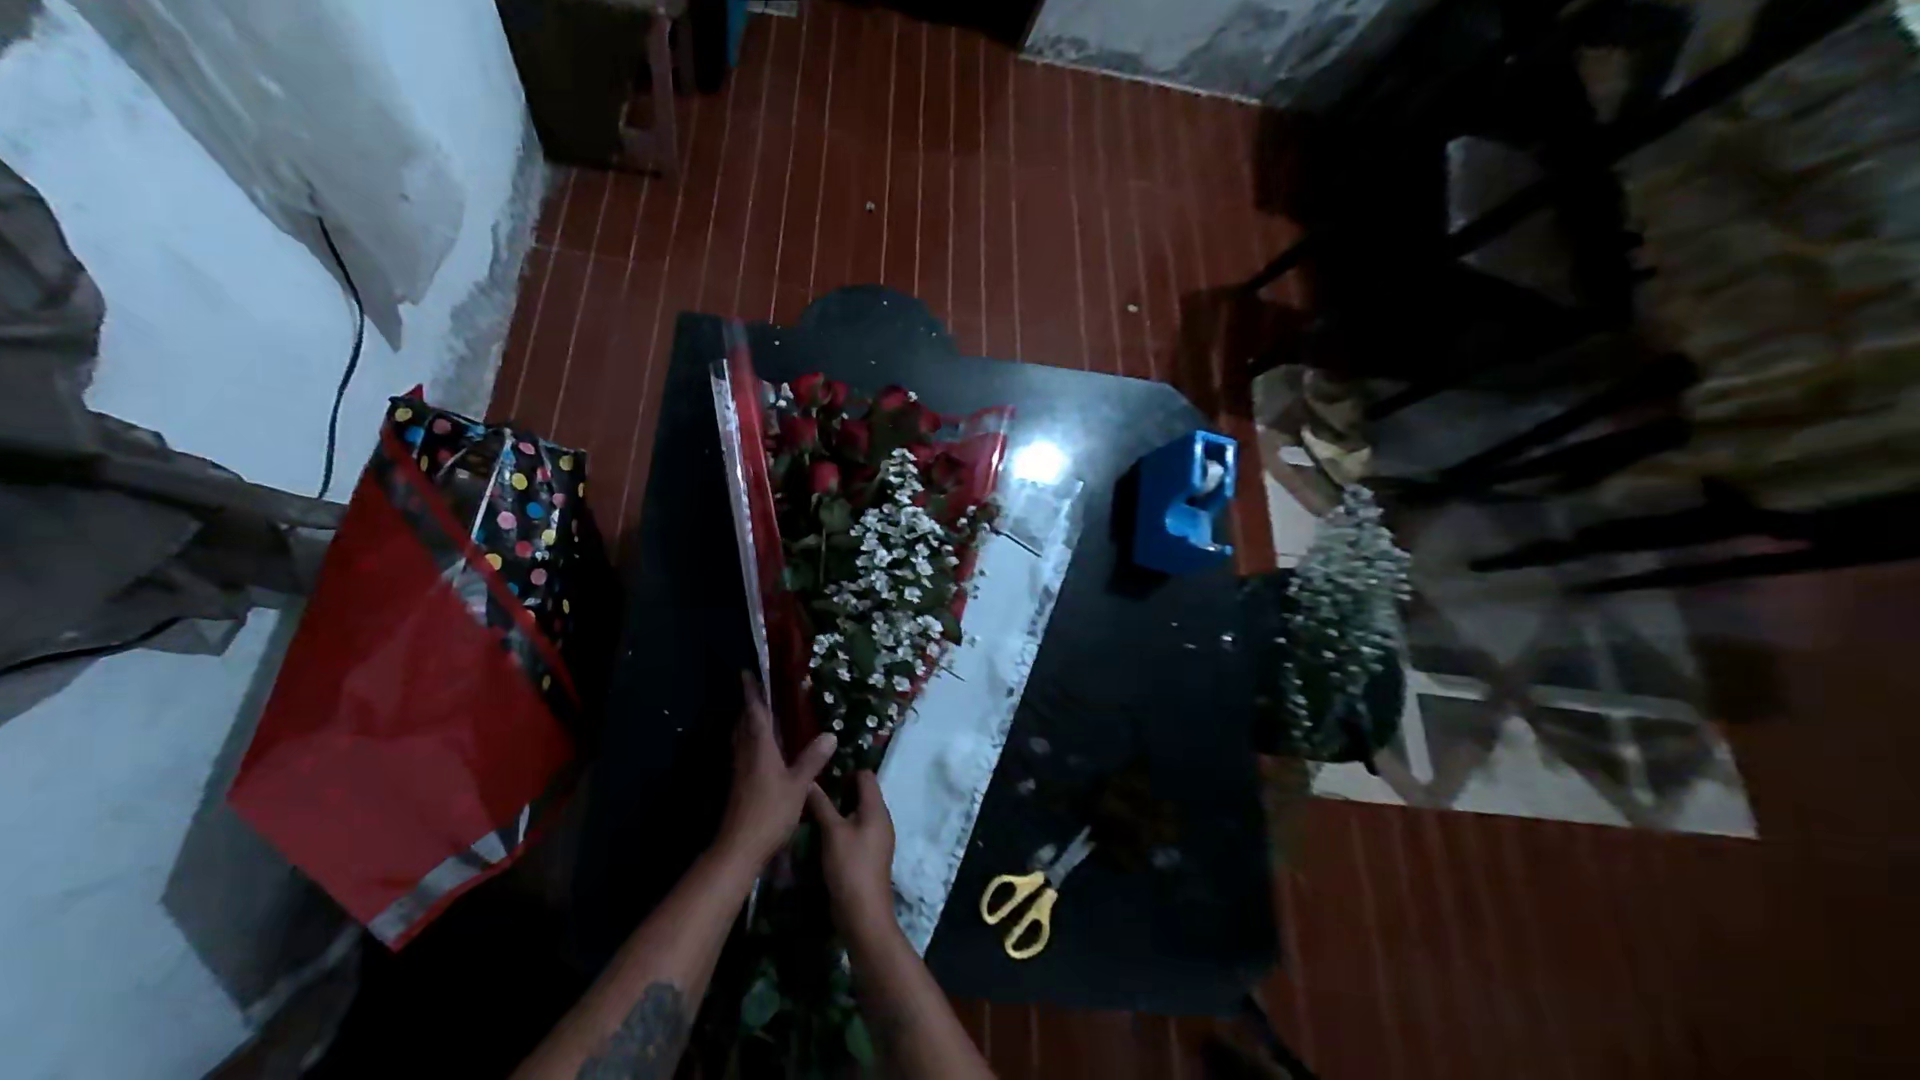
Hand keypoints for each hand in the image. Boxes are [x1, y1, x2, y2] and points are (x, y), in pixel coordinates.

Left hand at [716, 674, 837, 868]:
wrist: (740, 846)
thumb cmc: (770, 811)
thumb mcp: (798, 785)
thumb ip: (812, 759)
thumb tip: (829, 734)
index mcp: (759, 748)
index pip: (755, 712)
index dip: (752, 692)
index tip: (746, 673)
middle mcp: (746, 754)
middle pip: (744, 723)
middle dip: (748, 705)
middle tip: (757, 690)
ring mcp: (740, 770)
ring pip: (741, 738)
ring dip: (747, 723)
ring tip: (759, 714)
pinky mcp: (739, 785)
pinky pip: (744, 752)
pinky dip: (750, 741)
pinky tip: (762, 749)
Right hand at [806, 770, 896, 935]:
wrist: (863, 912)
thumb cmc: (849, 866)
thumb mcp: (832, 832)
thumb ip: (821, 804)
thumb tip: (809, 780)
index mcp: (877, 808)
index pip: (866, 775)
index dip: (846, 771)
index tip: (822, 774)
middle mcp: (881, 818)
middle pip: (863, 793)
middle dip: (840, 789)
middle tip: (814, 790)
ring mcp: (877, 837)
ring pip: (858, 812)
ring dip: (839, 808)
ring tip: (814, 809)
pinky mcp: (870, 853)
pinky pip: (857, 829)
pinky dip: (843, 825)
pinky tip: (823, 832)